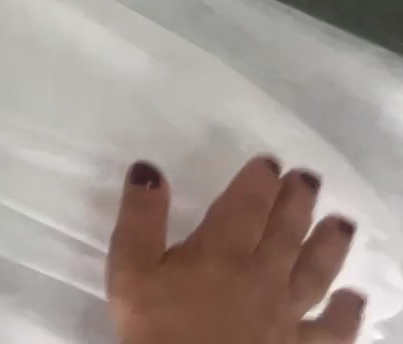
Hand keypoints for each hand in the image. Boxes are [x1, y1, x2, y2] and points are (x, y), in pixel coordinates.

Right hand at [109, 156, 363, 343]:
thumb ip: (141, 215)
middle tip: (311, 179)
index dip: (257, 183)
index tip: (270, 161)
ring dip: (331, 247)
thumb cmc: (153, 317)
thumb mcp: (130, 261)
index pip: (244, 208)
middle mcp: (262, 277)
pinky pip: (333, 328)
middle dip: (297, 205)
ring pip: (316, 274)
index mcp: (220, 252)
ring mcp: (288, 316)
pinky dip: (350, 312)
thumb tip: (150, 169)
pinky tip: (358, 298)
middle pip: (284, 235)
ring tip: (345, 223)